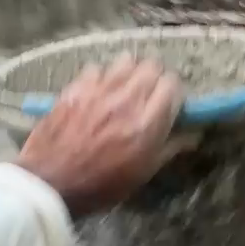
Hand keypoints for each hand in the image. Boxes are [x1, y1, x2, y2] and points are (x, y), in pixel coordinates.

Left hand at [16, 56, 181, 214]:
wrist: (51, 182)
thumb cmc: (103, 185)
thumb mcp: (144, 173)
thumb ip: (170, 148)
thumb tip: (193, 135)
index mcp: (147, 123)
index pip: (172, 84)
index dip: (175, 93)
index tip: (172, 104)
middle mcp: (126, 99)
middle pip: (152, 66)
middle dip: (156, 78)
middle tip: (151, 94)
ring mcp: (98, 90)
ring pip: (126, 61)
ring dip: (131, 72)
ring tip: (126, 87)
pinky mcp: (75, 88)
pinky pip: (97, 68)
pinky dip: (103, 76)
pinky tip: (99, 91)